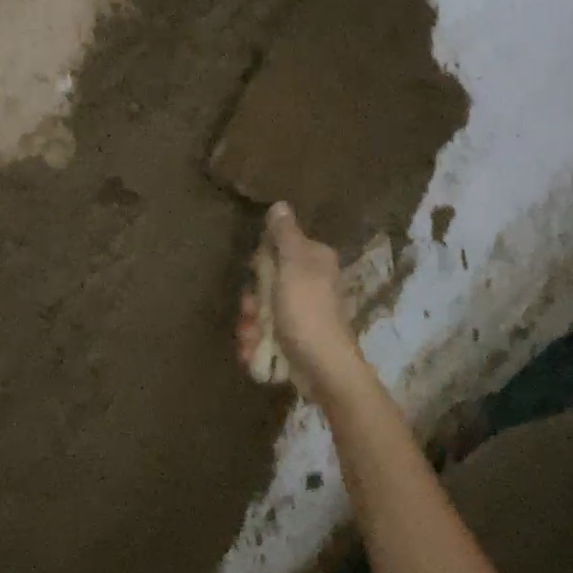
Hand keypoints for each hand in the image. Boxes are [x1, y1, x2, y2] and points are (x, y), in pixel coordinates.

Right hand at [235, 203, 372, 402]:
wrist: (323, 367)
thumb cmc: (307, 311)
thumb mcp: (293, 265)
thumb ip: (284, 235)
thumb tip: (280, 205)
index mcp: (315, 262)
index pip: (280, 249)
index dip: (261, 261)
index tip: (253, 271)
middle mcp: (311, 285)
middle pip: (267, 284)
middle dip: (252, 302)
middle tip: (251, 311)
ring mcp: (303, 316)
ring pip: (263, 314)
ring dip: (249, 327)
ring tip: (251, 338)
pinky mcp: (295, 342)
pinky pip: (266, 338)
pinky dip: (256, 346)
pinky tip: (253, 354)